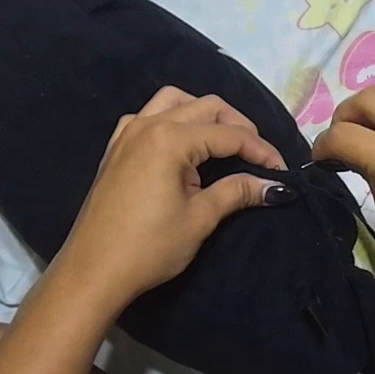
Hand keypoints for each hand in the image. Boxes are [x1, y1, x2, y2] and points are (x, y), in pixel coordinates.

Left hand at [59, 87, 291, 301]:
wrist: (93, 272)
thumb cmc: (149, 247)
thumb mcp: (200, 218)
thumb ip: (237, 191)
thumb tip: (275, 187)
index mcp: (170, 139)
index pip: (229, 134)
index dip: (261, 150)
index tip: (281, 171)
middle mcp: (148, 124)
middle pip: (206, 107)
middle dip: (239, 127)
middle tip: (259, 157)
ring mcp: (127, 132)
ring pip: (176, 101)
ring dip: (206, 115)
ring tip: (225, 143)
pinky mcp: (117, 147)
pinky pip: (151, 115)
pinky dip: (176, 120)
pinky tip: (185, 147)